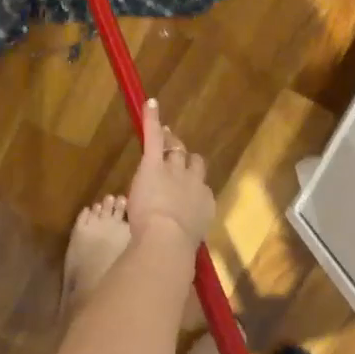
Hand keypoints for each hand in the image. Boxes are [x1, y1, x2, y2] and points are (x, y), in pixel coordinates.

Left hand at [127, 99, 214, 246]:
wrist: (166, 238)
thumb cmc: (177, 249)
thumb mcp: (188, 244)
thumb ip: (186, 236)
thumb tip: (182, 246)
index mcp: (204, 205)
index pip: (200, 188)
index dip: (189, 186)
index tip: (182, 190)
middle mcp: (194, 183)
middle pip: (192, 163)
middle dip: (184, 160)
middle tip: (174, 156)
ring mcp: (174, 171)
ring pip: (176, 151)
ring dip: (171, 144)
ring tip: (165, 136)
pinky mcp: (154, 163)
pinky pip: (154, 137)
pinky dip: (152, 120)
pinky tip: (150, 104)